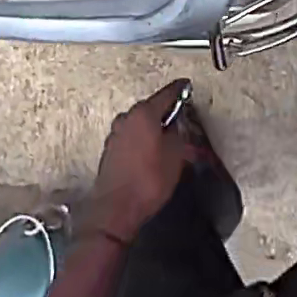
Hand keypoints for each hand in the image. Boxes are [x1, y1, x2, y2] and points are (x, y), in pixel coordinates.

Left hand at [86, 78, 191, 243]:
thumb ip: (178, 132)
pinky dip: (141, 138)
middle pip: (151, 107)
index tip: (187, 85)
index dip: (180, 89)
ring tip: (166, 140)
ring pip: (139, 123)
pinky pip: (131, 136)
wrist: (115, 211)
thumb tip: (175, 124)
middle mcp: (127, 118)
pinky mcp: (110, 150)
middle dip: (166, 112)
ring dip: (152, 127)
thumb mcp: (176, 155)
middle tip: (180, 118)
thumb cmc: (148, 181)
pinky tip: (149, 152)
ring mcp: (115, 133)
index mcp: (144, 113)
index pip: (167, 93)